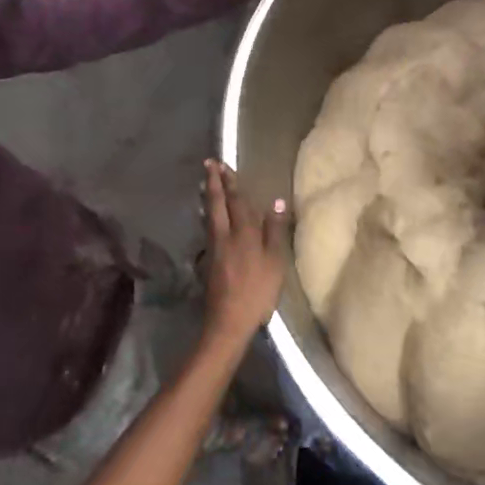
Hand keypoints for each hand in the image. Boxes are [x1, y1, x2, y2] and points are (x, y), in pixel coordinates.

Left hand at [201, 159, 289, 348]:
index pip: (236, 201)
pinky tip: (210, 214)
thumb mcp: (275, 262)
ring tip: (207, 182)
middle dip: (213, 182)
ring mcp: (214, 247)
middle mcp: (224, 235)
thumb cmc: (257, 292)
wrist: (228, 321)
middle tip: (208, 164)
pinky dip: (209, 213)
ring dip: (209, 196)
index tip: (222, 164)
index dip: (231, 182)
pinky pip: (209, 227)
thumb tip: (277, 202)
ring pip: (210, 214)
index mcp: (243, 233)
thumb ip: (275, 231)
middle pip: (216, 203)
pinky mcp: (209, 259)